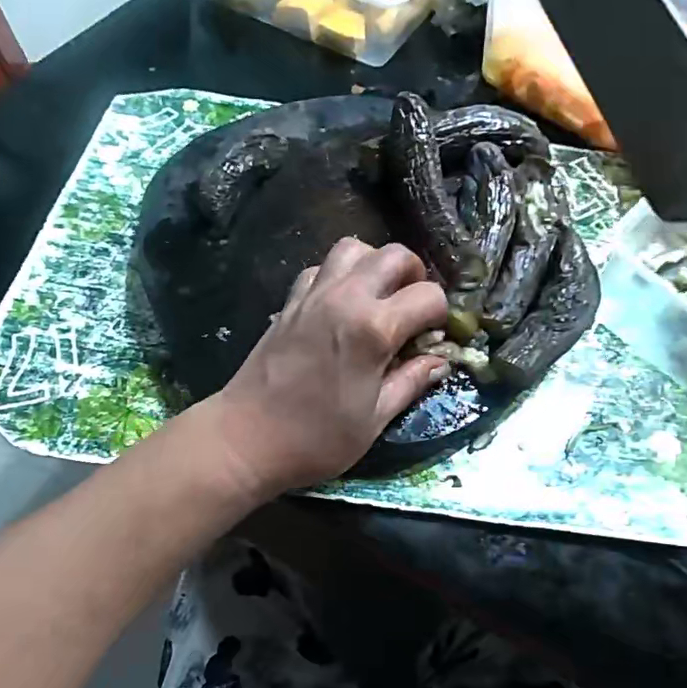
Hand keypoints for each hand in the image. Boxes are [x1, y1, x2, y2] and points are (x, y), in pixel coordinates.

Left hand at [206, 237, 448, 496]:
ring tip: (380, 299)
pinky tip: (343, 306)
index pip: (429, 296)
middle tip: (413, 310)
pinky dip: (341, 276)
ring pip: (355, 247)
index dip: (440, 316)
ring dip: (376, 265)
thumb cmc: (317, 438)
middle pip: (395, 254)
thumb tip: (440, 361)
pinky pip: (322, 267)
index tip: (433, 339)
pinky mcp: (291, 301)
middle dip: (415, 276)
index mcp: (374, 329)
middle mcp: (345, 298)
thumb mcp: (377, 418)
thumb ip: (412, 381)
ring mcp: (314, 294)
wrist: (246, 439)